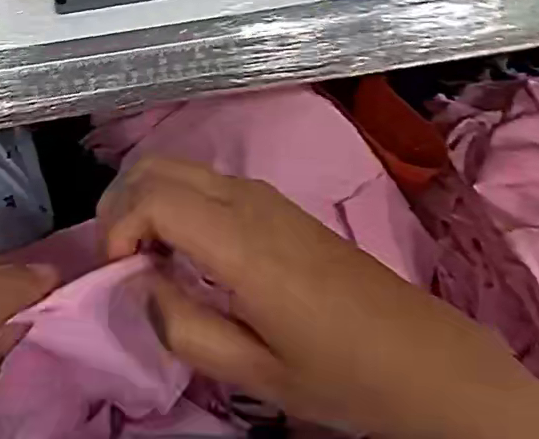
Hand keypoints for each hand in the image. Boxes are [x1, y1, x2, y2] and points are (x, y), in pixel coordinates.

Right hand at [100, 158, 538, 438]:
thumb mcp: (256, 374)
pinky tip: (180, 243)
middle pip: (157, 166)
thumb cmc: (340, 372)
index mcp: (239, 240)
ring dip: (144, 196)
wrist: (422, 357)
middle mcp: (245, 199)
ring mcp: (261, 192)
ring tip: (140, 251)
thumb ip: (183, 328)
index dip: (117, 226)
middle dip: (120, 202)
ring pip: (177, 164)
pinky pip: (202, 178)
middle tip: (115, 255)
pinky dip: (172, 196)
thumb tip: (141, 285)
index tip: (115, 272)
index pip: (153, 196)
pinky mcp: (272, 199)